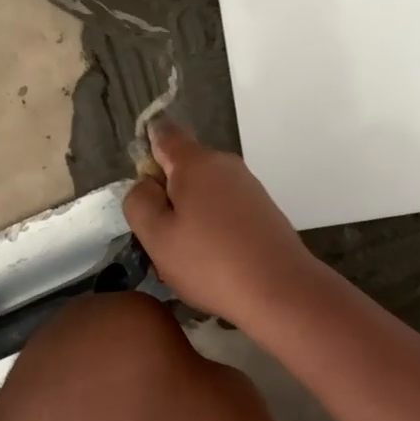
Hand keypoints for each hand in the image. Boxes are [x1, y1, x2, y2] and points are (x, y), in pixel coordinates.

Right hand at [123, 118, 323, 325]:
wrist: (280, 288)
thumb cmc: (210, 261)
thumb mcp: (157, 236)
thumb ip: (139, 202)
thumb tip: (145, 183)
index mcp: (195, 161)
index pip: (164, 132)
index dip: (146, 149)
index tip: (142, 187)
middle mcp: (224, 163)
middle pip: (184, 167)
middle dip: (167, 196)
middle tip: (159, 238)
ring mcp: (247, 184)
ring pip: (204, 191)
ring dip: (189, 216)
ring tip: (186, 259)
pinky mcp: (261, 207)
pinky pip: (224, 207)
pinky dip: (212, 227)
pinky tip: (212, 262)